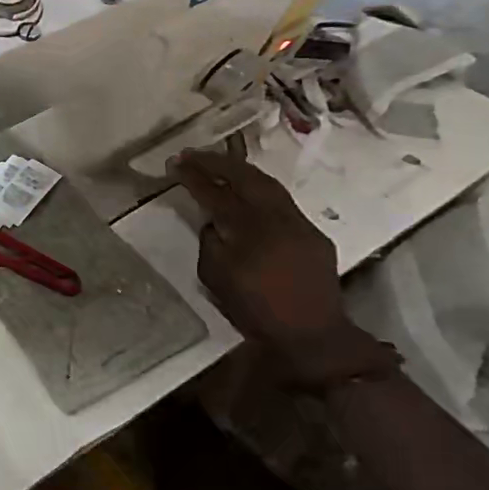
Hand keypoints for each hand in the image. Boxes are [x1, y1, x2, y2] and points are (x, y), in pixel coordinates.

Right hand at [171, 149, 348, 353]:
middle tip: (193, 154)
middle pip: (249, 179)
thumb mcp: (213, 274)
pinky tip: (247, 194)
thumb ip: (210, 240)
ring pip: (270, 187)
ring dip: (242, 173)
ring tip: (218, 165)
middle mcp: (279, 220)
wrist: (311, 335)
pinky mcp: (314, 236)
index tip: (175, 163)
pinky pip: (283, 204)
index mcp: (250, 230)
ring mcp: (302, 226)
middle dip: (219, 163)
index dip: (194, 177)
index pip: (217, 194)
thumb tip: (213, 221)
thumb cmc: (252, 307)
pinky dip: (260, 192)